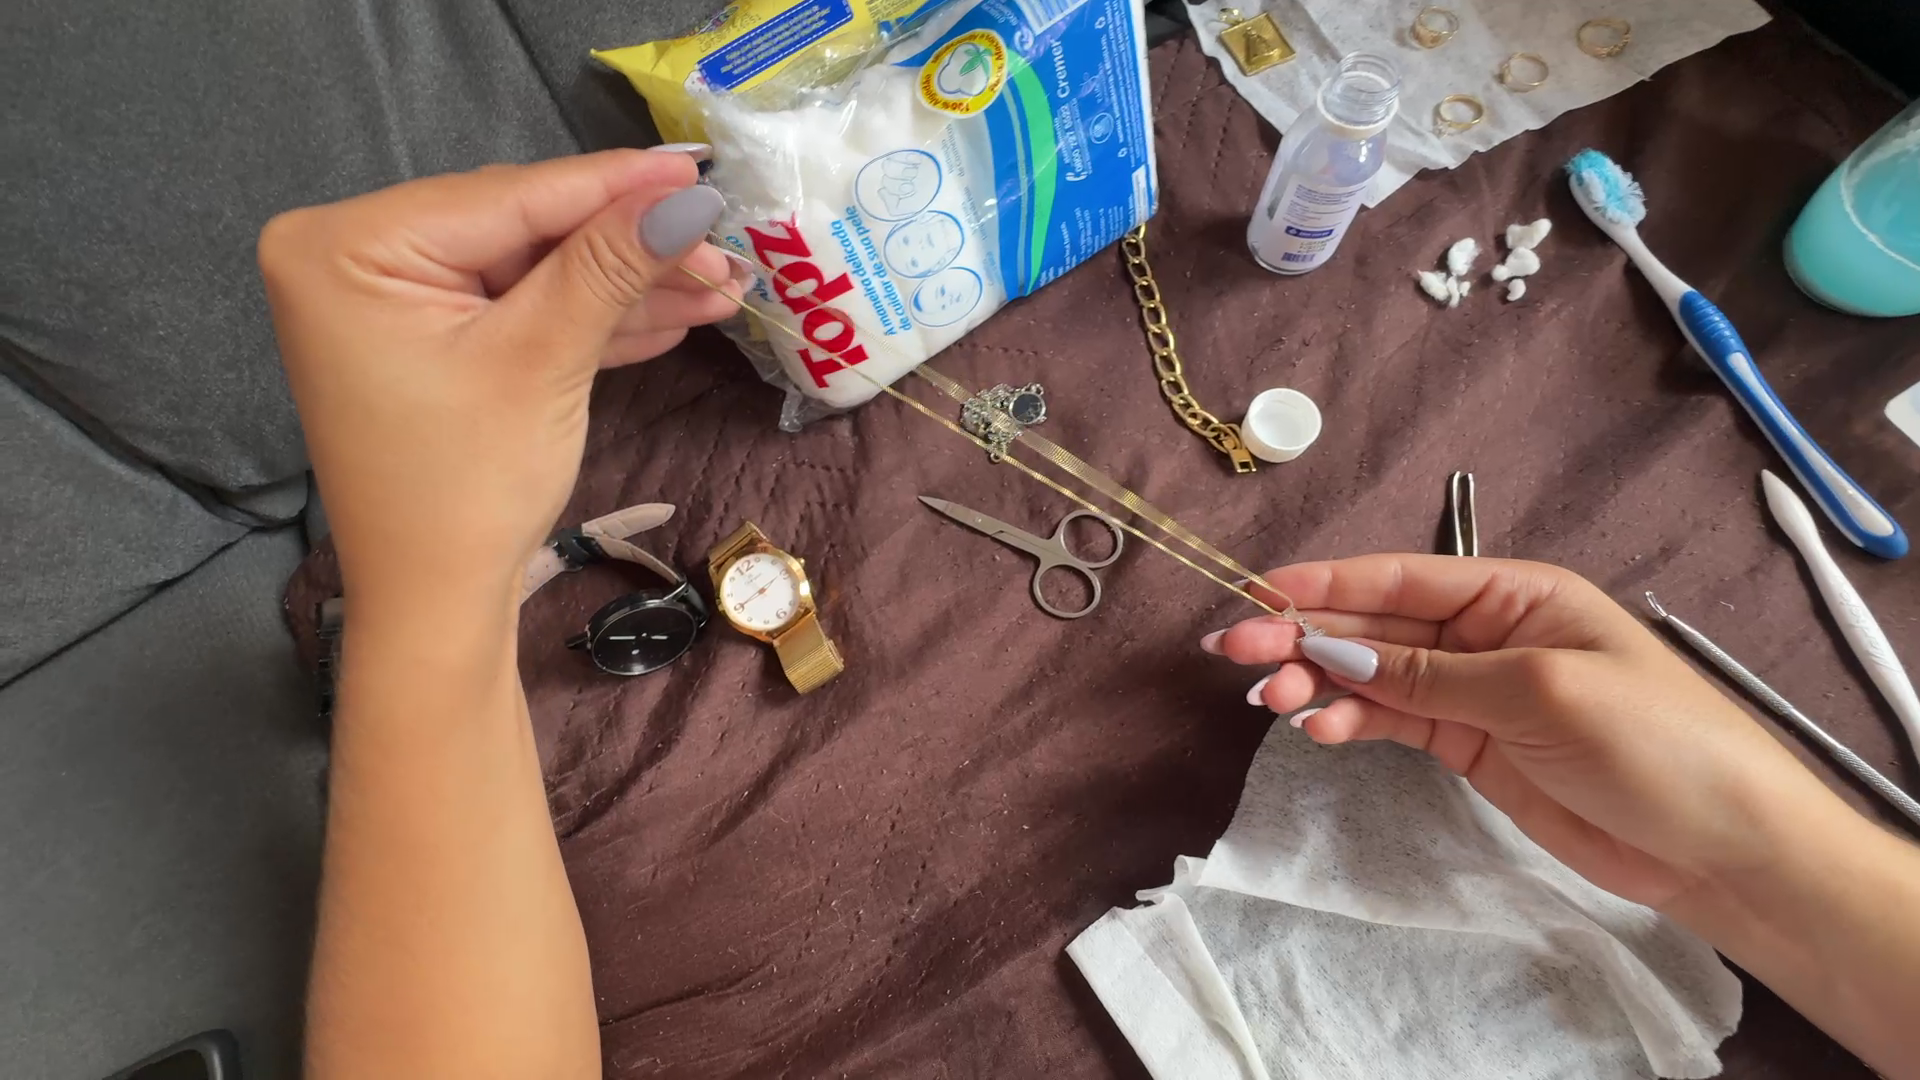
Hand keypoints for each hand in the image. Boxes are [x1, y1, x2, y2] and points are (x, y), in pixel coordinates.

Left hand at [259, 149, 748, 606]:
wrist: (442, 595)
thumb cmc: (471, 483)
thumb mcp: (542, 363)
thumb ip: (609, 271)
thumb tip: (687, 204)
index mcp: (351, 246)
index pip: (510, 198)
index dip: (615, 186)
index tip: (697, 170)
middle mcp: (369, 260)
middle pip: (533, 235)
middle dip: (635, 249)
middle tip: (724, 252)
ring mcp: (412, 306)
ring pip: (546, 278)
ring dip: (634, 288)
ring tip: (721, 286)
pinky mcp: (452, 346)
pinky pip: (535, 317)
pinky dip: (602, 321)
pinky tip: (673, 313)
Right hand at [1205, 555, 1854, 910]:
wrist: (1725, 854)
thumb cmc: (1653, 743)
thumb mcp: (1538, 692)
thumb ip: (1427, 672)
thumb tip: (1333, 653)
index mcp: (1507, 595)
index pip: (1395, 580)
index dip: (1322, 583)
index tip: (1257, 591)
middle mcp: (1474, 633)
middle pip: (1367, 627)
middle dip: (1300, 635)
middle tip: (1233, 649)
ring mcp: (1461, 688)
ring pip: (1365, 674)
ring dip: (1314, 682)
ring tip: (1268, 699)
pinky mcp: (1457, 738)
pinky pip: (1386, 718)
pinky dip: (1347, 721)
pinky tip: (1317, 728)